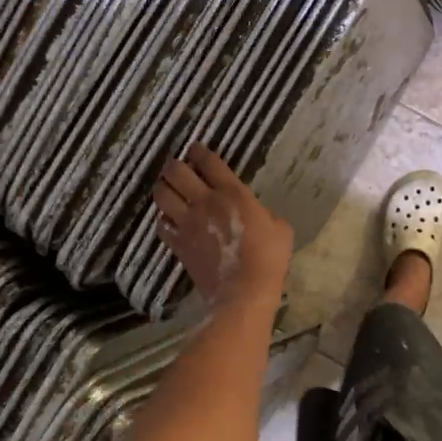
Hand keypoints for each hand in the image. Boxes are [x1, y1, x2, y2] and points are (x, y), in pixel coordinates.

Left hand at [153, 145, 293, 307]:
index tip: (195, 148)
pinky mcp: (178, 244)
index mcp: (232, 192)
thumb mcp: (280, 227)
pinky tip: (168, 218)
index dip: (199, 151)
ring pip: (162, 194)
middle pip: (177, 172)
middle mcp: (204, 201)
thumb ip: (265, 214)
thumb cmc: (268, 258)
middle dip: (174, 165)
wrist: (243, 292)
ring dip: (163, 186)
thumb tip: (257, 215)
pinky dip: (162, 217)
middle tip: (177, 166)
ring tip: (167, 186)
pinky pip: (161, 223)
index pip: (208, 162)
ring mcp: (187, 223)